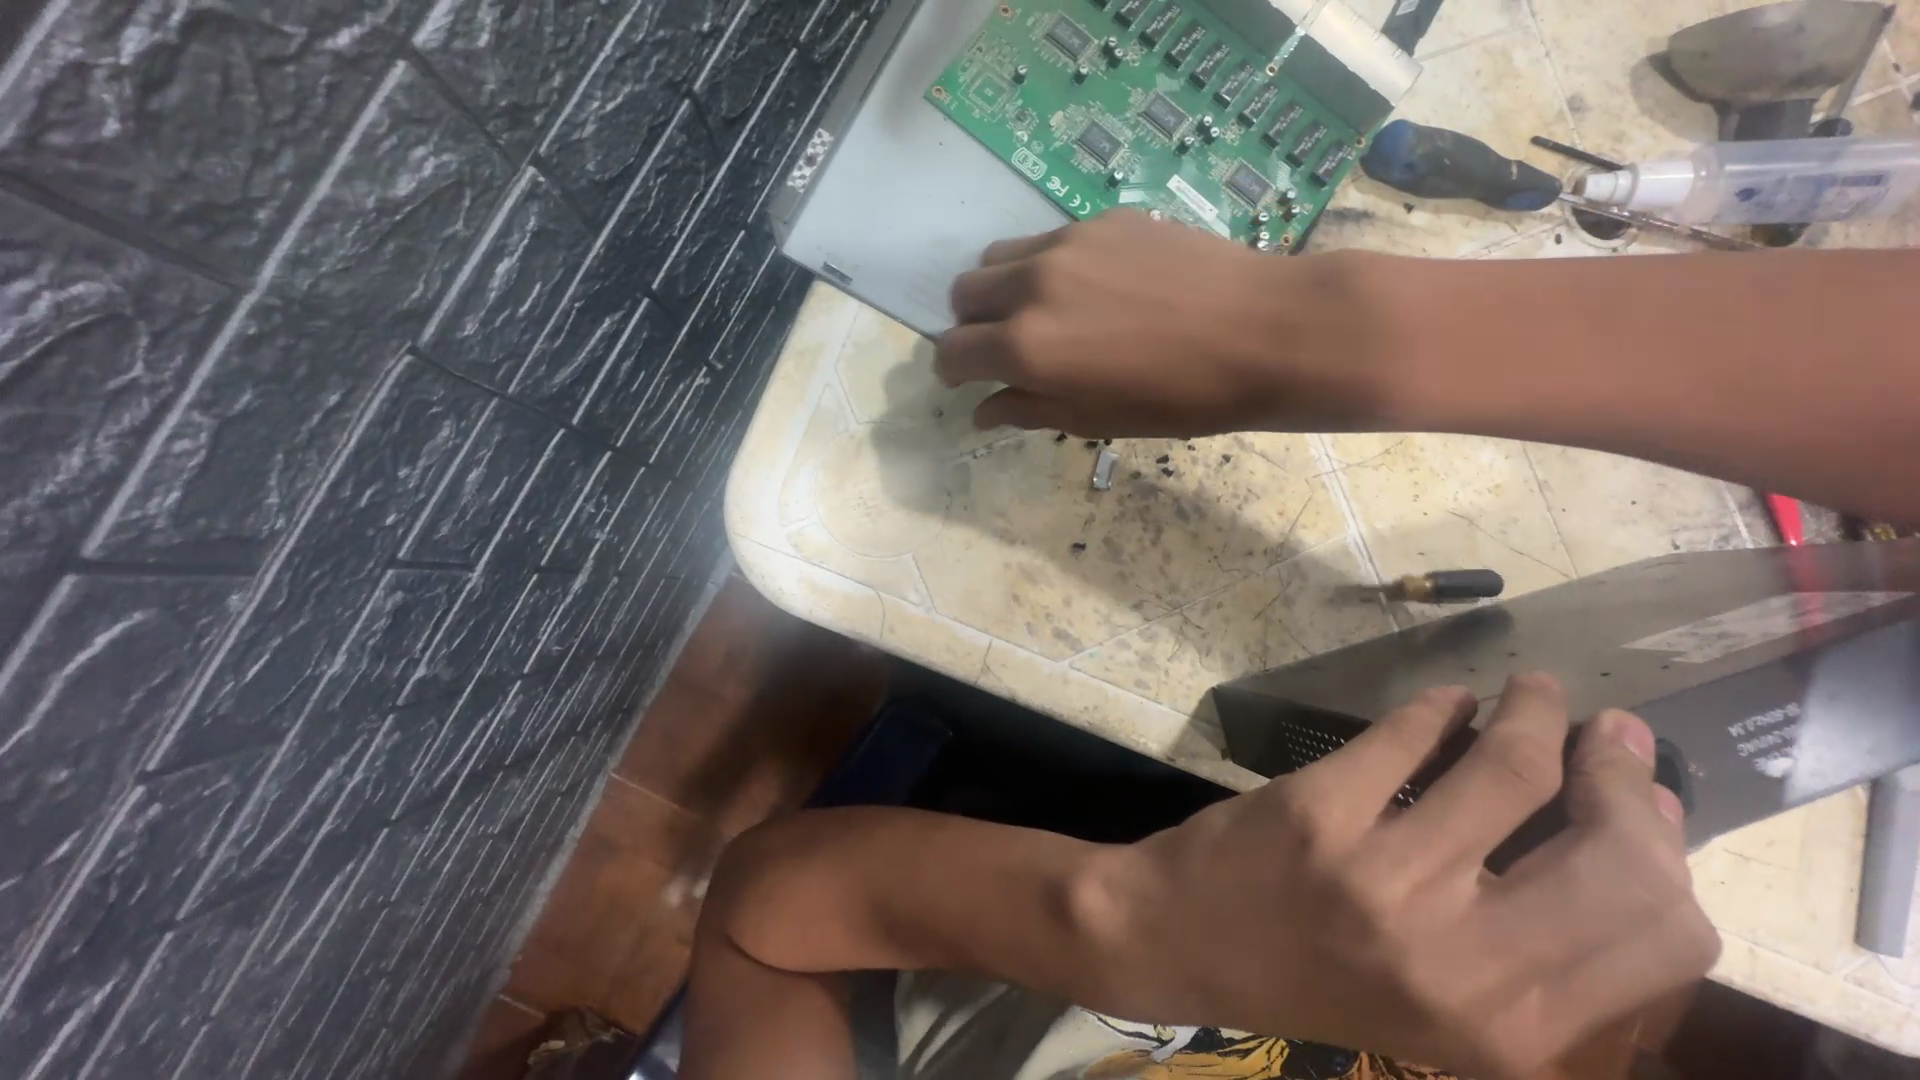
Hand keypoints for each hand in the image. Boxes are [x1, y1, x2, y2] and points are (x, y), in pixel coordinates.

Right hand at [935, 209, 1396, 436]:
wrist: (1264, 331)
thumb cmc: (1178, 397)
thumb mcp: (1094, 418)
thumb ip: (1027, 410)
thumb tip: (981, 411)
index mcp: (1025, 346)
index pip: (951, 351)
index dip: (954, 370)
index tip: (971, 378)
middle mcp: (1032, 285)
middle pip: (963, 293)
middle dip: (972, 324)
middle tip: (1008, 345)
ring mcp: (1067, 243)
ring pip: (998, 256)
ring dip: (1003, 287)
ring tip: (1045, 311)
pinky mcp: (1104, 218)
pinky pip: (1049, 239)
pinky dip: (1048, 266)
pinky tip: (1096, 287)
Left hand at [1074, 674, 1715, 1079]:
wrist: (1177, 942)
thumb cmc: (1313, 975)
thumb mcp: (1445, 1002)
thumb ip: (1541, 941)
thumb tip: (1639, 825)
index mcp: (1508, 1028)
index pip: (1664, 935)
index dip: (1666, 852)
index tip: (1646, 798)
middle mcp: (1457, 960)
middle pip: (1615, 855)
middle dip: (1621, 775)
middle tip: (1608, 732)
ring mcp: (1382, 878)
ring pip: (1511, 769)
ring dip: (1535, 713)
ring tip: (1535, 692)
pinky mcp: (1319, 810)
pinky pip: (1409, 735)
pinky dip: (1438, 706)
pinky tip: (1447, 700)